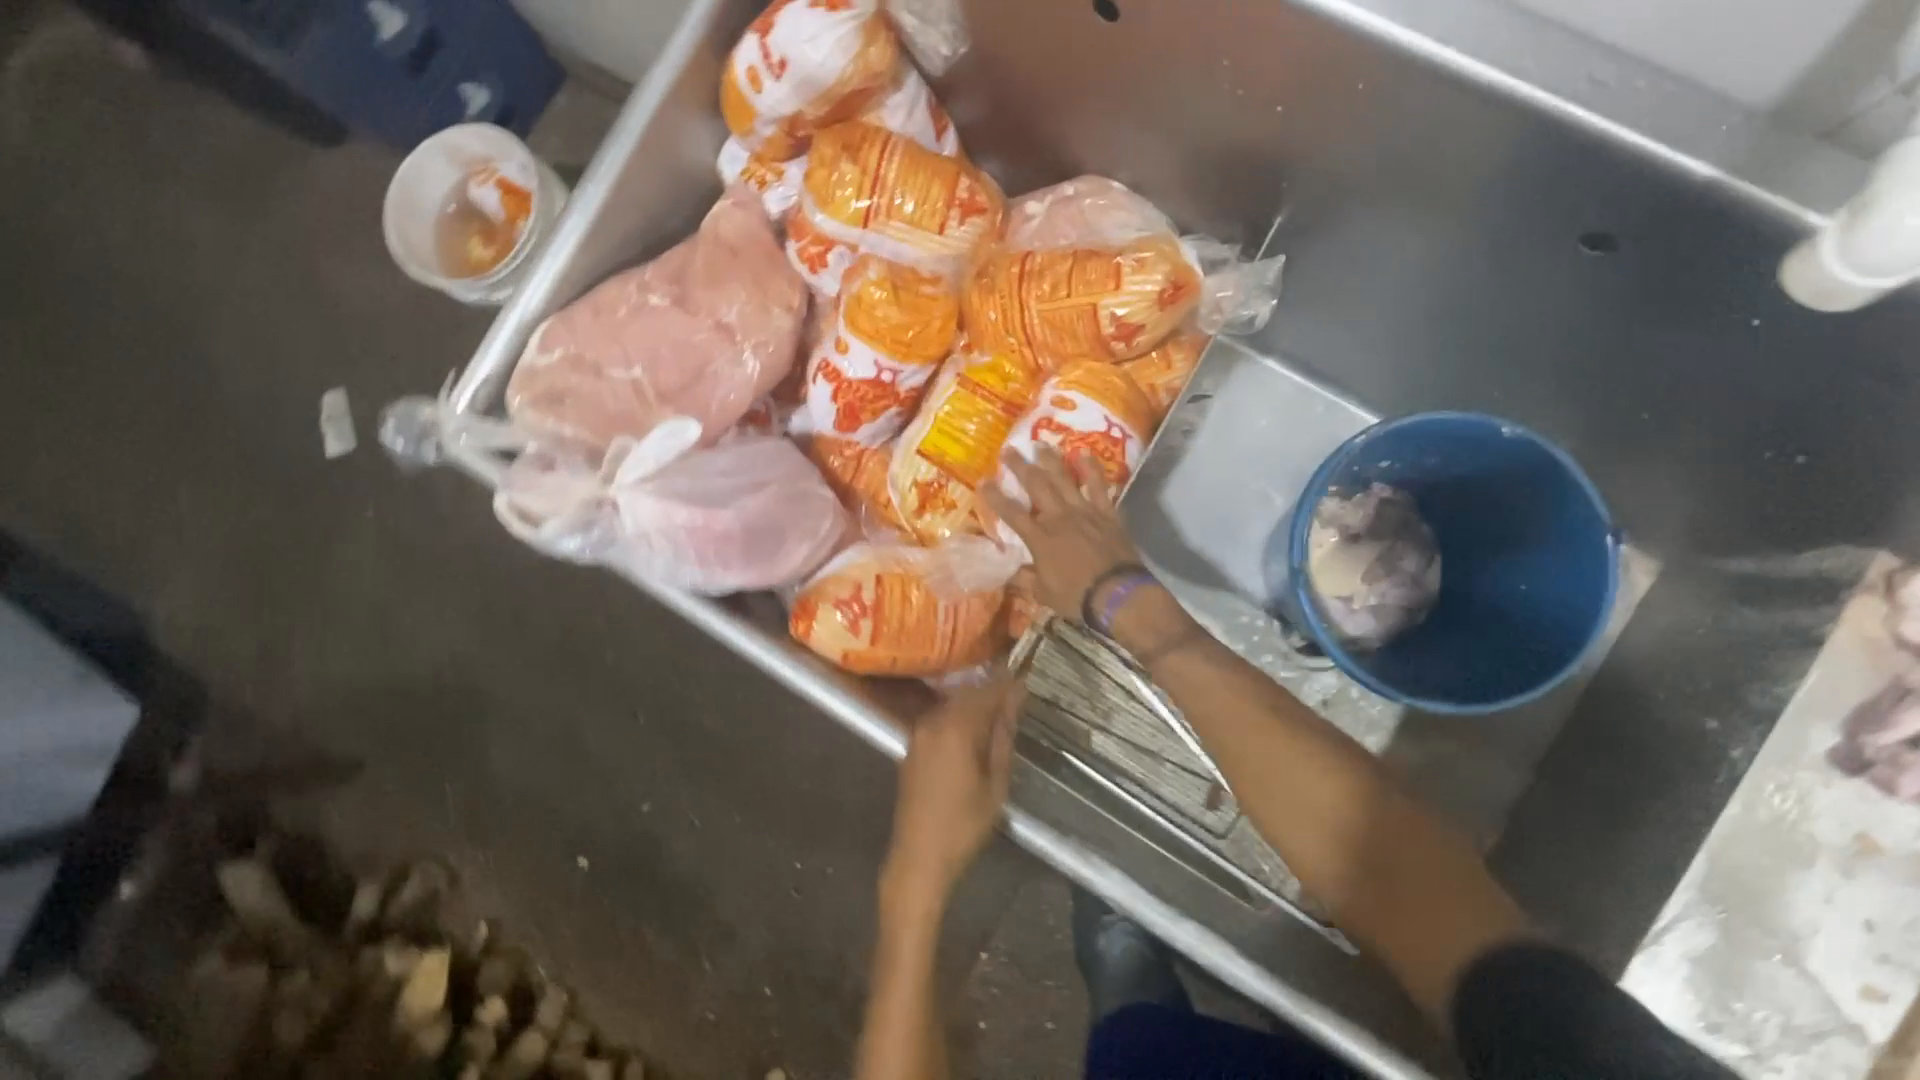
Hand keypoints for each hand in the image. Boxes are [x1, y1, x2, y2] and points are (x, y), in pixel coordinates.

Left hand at [881, 679, 1025, 914]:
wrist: (919, 858)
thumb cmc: (964, 826)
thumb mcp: (996, 783)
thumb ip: (1003, 737)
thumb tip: (1014, 702)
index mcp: (956, 728)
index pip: (987, 691)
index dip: (1009, 682)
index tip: (1028, 677)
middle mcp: (933, 722)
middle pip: (967, 694)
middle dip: (993, 690)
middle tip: (1019, 693)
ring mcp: (918, 734)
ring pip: (953, 705)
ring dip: (976, 704)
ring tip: (1002, 710)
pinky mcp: (912, 747)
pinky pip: (941, 721)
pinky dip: (960, 718)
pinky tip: (977, 730)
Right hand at [982, 445, 1143, 616]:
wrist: (1117, 594)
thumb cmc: (1077, 596)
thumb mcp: (1043, 593)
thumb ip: (1025, 579)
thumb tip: (1009, 572)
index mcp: (1039, 538)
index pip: (1011, 513)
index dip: (995, 496)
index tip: (983, 481)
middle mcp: (1058, 517)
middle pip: (1036, 485)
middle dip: (1020, 466)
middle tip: (1009, 450)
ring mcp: (1084, 511)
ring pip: (1064, 478)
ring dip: (1050, 460)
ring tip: (1040, 443)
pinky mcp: (1106, 512)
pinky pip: (1098, 485)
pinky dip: (1091, 469)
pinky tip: (1084, 453)